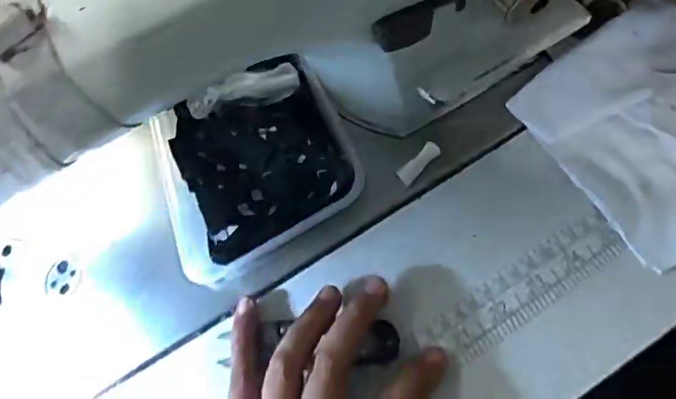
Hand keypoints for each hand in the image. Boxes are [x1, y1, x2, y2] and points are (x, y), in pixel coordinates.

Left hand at [230, 277, 448, 398]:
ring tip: (330, 292)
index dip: (414, 379)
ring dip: (309, 322)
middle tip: (377, 288)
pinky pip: (238, 382)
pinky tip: (247, 305)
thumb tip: (421, 387)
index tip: (437, 355)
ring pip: (283, 364)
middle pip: (330, 366)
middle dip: (355, 322)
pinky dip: (241, 342)